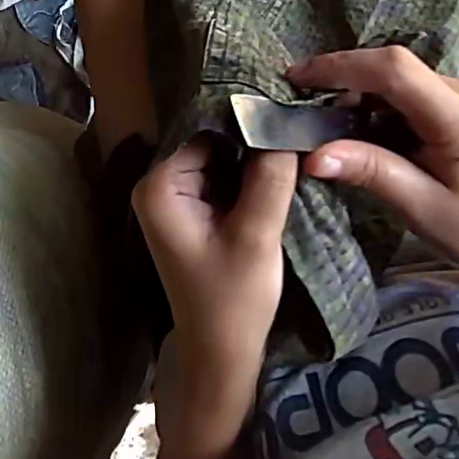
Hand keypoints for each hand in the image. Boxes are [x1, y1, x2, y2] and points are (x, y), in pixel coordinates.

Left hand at [132, 137, 298, 458]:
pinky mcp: (193, 210)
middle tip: (299, 123)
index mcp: (160, 186)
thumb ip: (270, 176)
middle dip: (253, 135)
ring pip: (221, 156)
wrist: (221, 351)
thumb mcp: (256, 234)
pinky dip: (249, 173)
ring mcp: (174, 197)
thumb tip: (283, 118)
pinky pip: (223, 176)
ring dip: (254, 153)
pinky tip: (281, 166)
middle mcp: (158, 184)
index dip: (248, 118)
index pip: (206, 128)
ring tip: (296, 141)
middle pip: (212, 139)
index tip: (290, 107)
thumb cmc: (233, 299)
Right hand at [287, 46, 458, 285]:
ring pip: (388, 76)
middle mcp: (458, 91)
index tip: (296, 80)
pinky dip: (364, 103)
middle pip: (388, 66)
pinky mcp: (444, 103)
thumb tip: (313, 155)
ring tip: (315, 120)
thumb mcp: (421, 208)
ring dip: (348, 91)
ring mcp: (453, 94)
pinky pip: (396, 91)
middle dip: (338, 78)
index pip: (394, 70)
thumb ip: (371, 173)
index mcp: (457, 116)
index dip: (341, 67)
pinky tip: (345, 127)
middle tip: (296, 104)